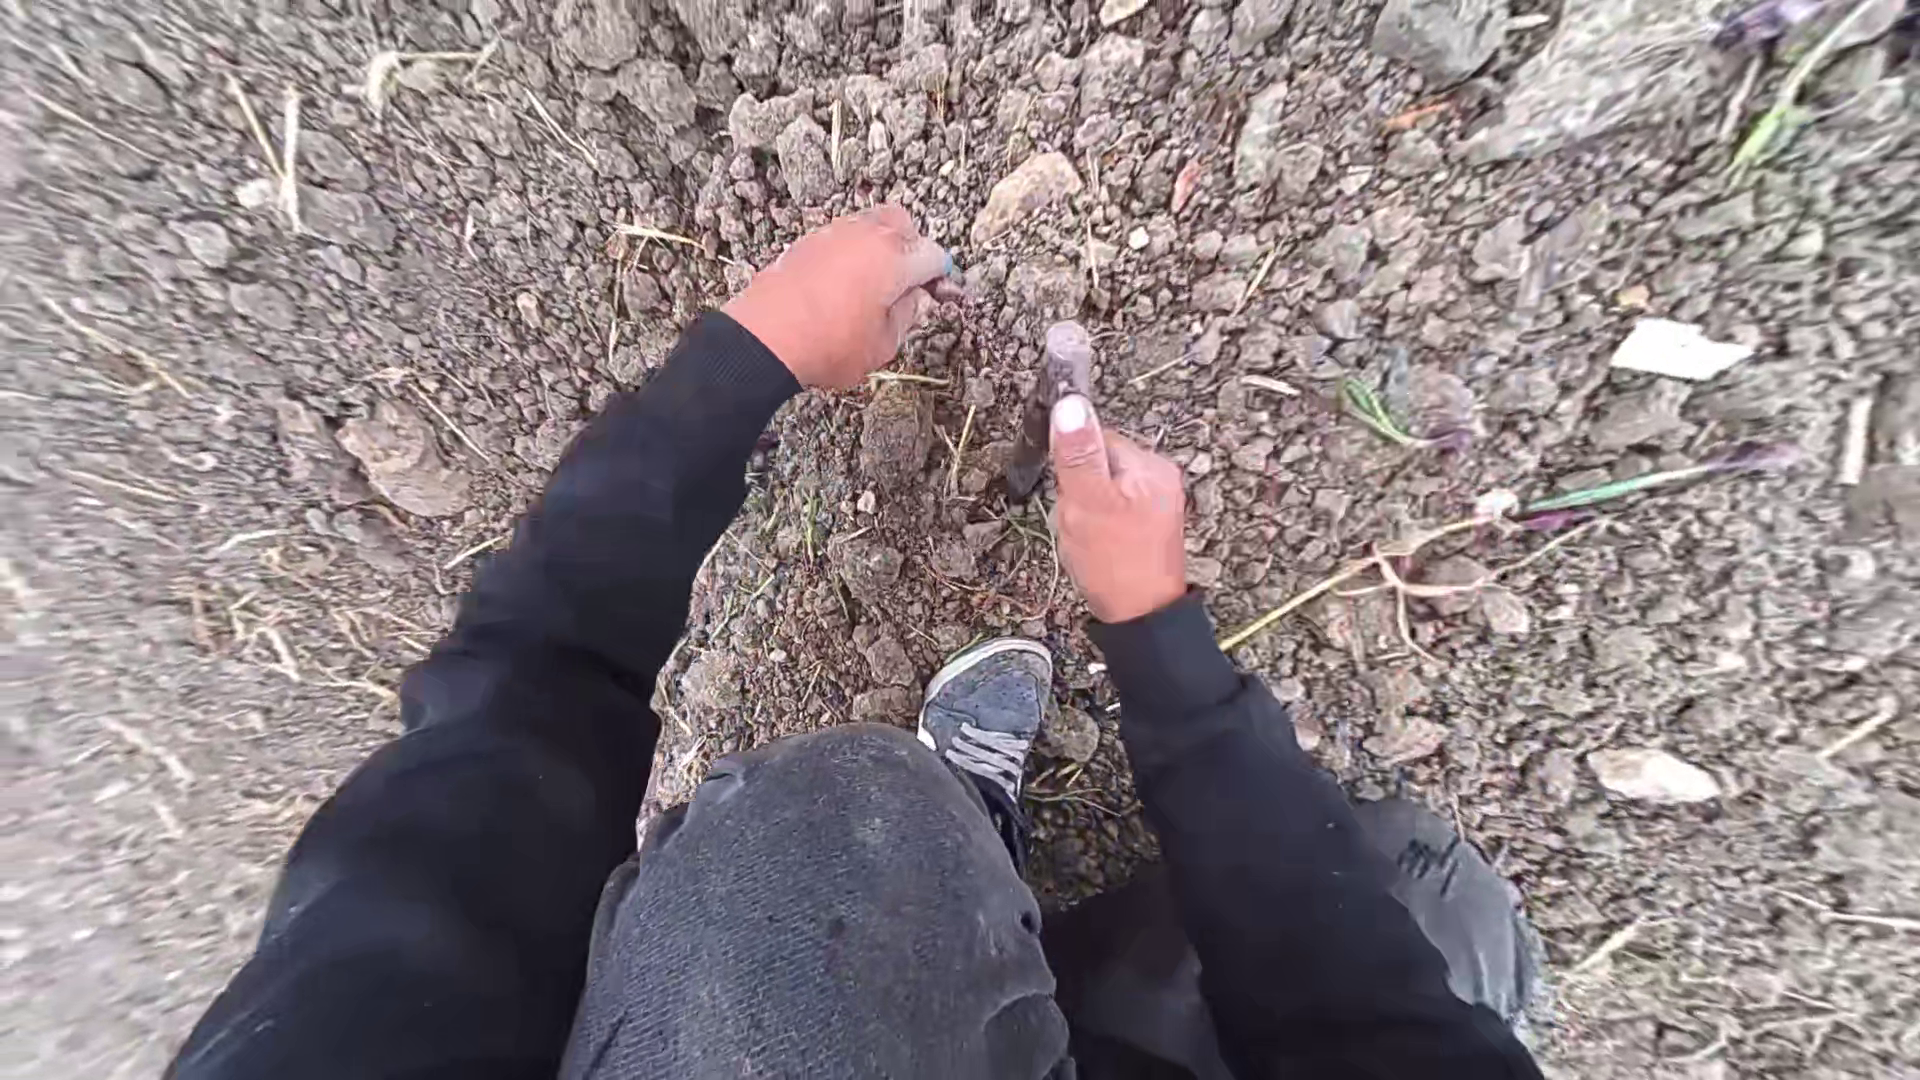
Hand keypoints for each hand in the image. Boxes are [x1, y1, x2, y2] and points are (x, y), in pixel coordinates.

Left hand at [722, 205, 958, 389]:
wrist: (767, 341)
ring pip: (870, 225)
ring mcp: (833, 233)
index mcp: (894, 258)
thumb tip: (916, 299)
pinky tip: (847, 284)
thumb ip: (908, 316)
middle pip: (903, 224)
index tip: (941, 295)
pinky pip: (841, 237)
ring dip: (881, 248)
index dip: (942, 278)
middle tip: (911, 282)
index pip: (933, 256)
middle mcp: (866, 234)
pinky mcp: (807, 242)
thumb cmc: (829, 346)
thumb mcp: (884, 345)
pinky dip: (852, 253)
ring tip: (877, 285)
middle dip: (913, 248)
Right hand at [1049, 394, 1188, 623]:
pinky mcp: (1144, 522)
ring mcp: (1152, 502)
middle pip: (1095, 466)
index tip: (1072, 493)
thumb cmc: (1115, 563)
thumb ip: (1078, 454)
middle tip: (1082, 522)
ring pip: (1096, 491)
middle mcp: (1157, 477)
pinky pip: (1106, 511)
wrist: (1140, 618)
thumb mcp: (1088, 503)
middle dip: (1076, 494)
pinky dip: (1093, 527)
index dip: (1072, 466)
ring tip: (1089, 538)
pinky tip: (1096, 546)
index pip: (1095, 439)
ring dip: (1082, 513)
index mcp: (1149, 465)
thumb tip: (1070, 404)